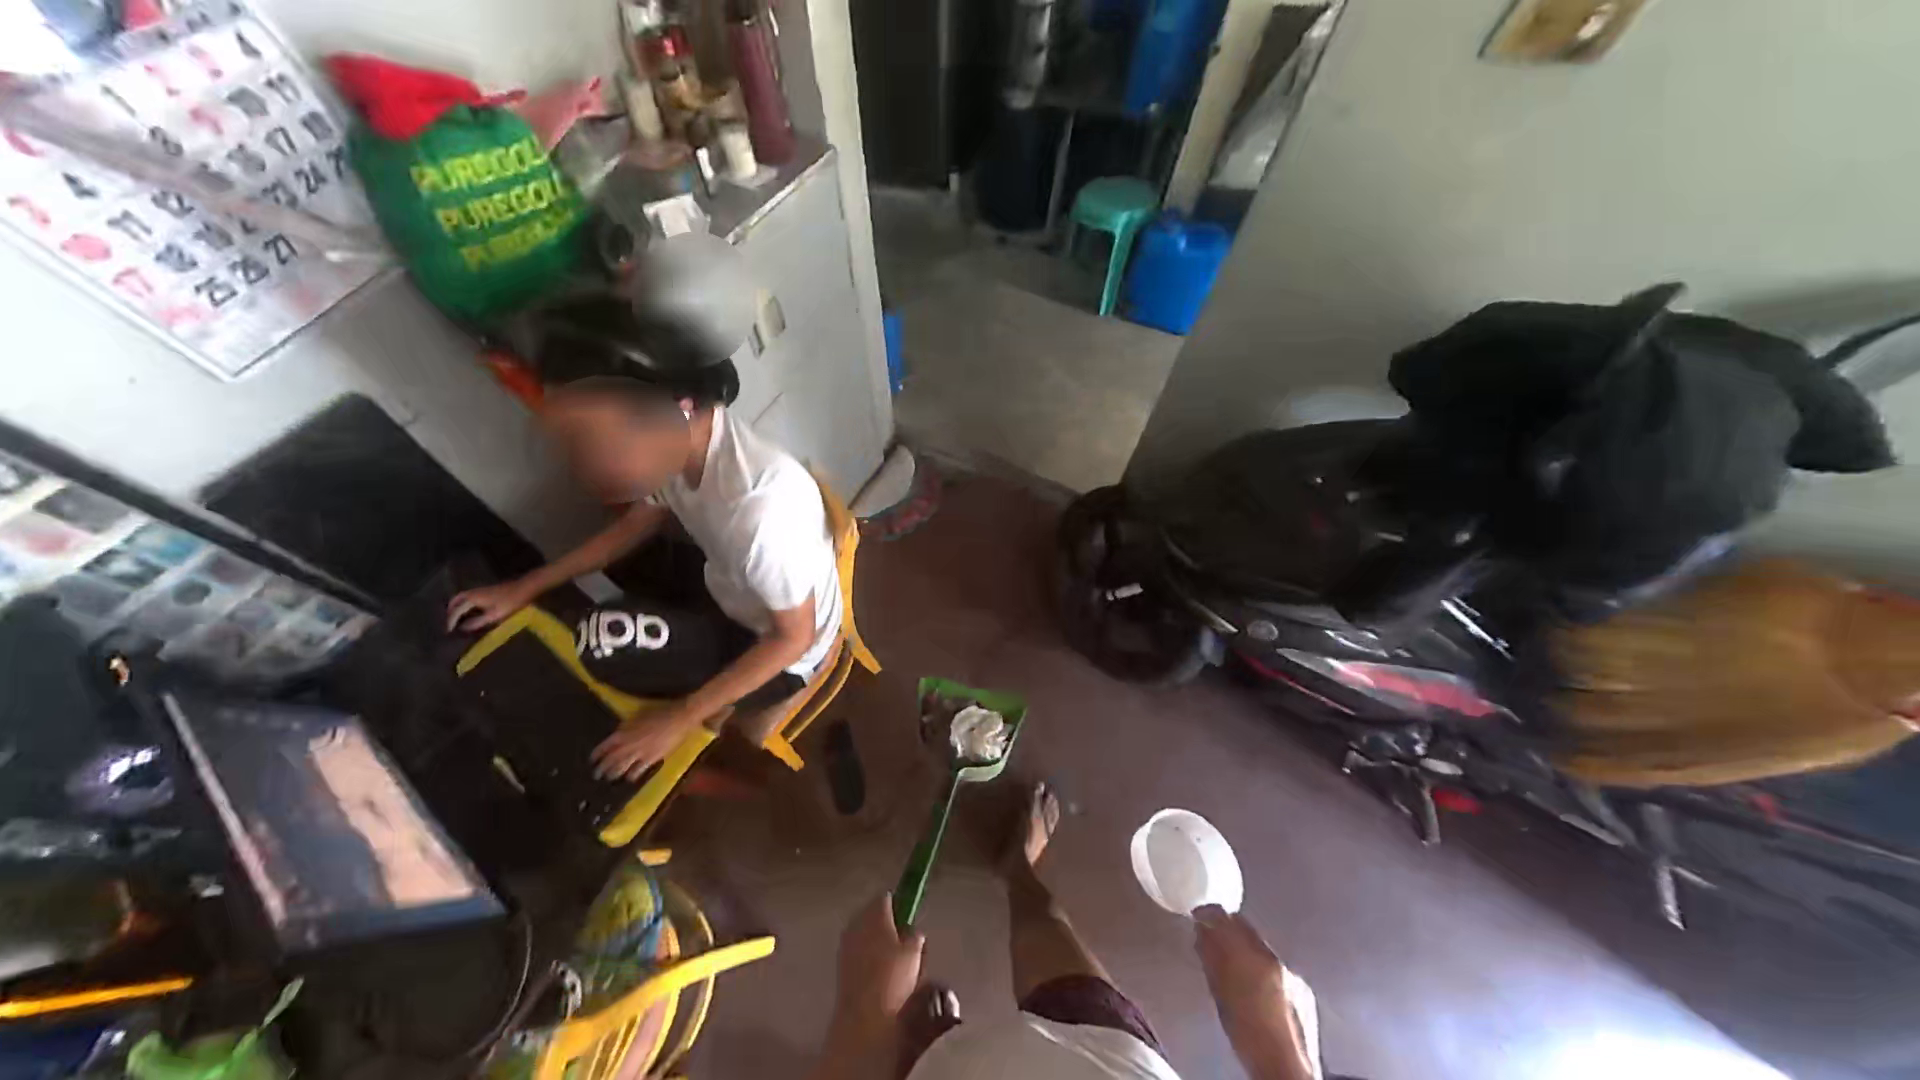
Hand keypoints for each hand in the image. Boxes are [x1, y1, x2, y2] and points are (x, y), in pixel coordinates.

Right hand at [446, 580, 535, 631]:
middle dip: (450, 611)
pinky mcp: (488, 590)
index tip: (448, 631)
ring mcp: (481, 590)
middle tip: (450, 622)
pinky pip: (470, 597)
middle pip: (456, 600)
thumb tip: (463, 628)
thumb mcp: (494, 615)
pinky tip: (472, 611)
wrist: (526, 587)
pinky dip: (466, 603)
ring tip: (459, 618)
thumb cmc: (510, 602)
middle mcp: (473, 592)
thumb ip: (478, 622)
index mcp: (472, 598)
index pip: (456, 610)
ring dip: (458, 606)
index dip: (451, 621)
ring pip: (463, 597)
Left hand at [590, 706, 698, 780]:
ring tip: (610, 778)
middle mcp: (629, 745)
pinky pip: (638, 770)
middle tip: (596, 775)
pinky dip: (633, 775)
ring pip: (622, 767)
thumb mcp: (639, 716)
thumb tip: (618, 734)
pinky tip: (630, 779)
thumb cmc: (661, 712)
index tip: (592, 760)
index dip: (596, 754)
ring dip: (614, 774)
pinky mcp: (652, 759)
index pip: (605, 746)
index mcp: (624, 733)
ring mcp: (640, 753)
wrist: (680, 718)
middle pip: (611, 760)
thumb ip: (627, 727)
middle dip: (602, 768)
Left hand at [831, 894, 924, 1040]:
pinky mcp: (840, 964)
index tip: (907, 914)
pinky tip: (877, 969)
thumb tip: (912, 931)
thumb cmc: (893, 979)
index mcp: (875, 914)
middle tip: (901, 936)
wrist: (862, 1018)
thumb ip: (914, 936)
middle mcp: (857, 923)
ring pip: (862, 931)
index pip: (885, 897)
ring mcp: (846, 943)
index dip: (897, 903)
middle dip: (885, 920)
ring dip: (874, 937)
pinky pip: (856, 948)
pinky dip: (866, 953)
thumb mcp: (914, 954)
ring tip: (890, 956)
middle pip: (871, 912)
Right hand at [1194, 906, 1311, 1079]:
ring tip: (1230, 962)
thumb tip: (1201, 931)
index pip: (1227, 919)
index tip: (1198, 914)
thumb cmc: (1247, 1037)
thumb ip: (1211, 959)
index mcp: (1252, 956)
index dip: (1210, 913)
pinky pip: (1275, 966)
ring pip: (1260, 947)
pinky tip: (1255, 985)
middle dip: (1227, 928)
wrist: (1286, 1071)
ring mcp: (1292, 972)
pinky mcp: (1303, 988)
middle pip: (1245, 928)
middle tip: (1210, 934)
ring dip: (1244, 948)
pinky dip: (1261, 967)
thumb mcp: (1220, 996)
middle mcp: (1274, 958)